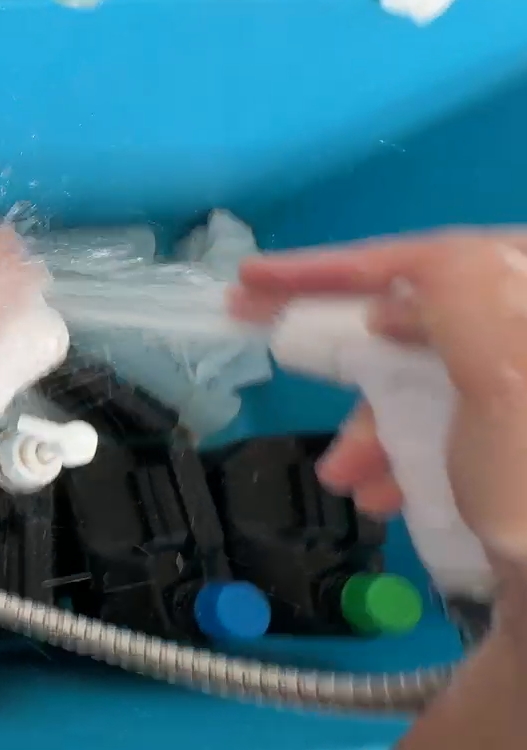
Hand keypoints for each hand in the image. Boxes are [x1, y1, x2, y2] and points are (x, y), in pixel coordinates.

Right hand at [230, 230, 526, 571]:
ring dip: (377, 422)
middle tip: (272, 356)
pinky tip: (385, 490)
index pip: (443, 258)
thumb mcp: (504, 383)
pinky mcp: (526, 433)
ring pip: (437, 378)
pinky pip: (455, 418)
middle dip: (355, 362)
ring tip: (346, 476)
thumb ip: (454, 306)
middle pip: (434, 320)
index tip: (250, 280)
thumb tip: (395, 293)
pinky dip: (410, 448)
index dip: (337, 265)